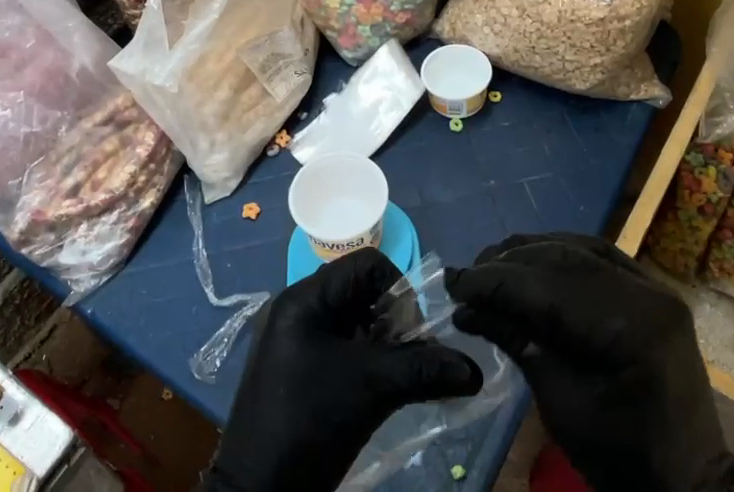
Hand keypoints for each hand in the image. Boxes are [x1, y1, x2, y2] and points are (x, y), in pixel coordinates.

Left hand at [204, 248, 484, 491]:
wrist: (259, 489)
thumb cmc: (311, 421)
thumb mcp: (374, 388)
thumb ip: (425, 369)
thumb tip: (474, 371)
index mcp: (304, 298)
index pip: (366, 264)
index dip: (398, 290)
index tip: (412, 333)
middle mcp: (297, 309)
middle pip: (361, 291)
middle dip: (393, 320)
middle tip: (408, 357)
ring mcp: (294, 340)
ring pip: (353, 321)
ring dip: (383, 343)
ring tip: (396, 377)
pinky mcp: (297, 369)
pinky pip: (340, 346)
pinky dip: (366, 360)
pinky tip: (378, 390)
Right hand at [447, 233, 733, 491]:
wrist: (684, 481)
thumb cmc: (620, 456)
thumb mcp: (561, 405)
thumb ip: (519, 344)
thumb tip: (466, 309)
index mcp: (634, 328)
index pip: (551, 287)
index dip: (496, 281)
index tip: (453, 283)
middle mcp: (650, 294)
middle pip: (566, 259)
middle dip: (508, 263)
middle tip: (464, 275)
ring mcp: (656, 289)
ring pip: (580, 249)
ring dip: (530, 253)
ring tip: (488, 265)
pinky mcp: (653, 293)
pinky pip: (599, 258)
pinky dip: (558, 255)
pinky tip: (528, 263)